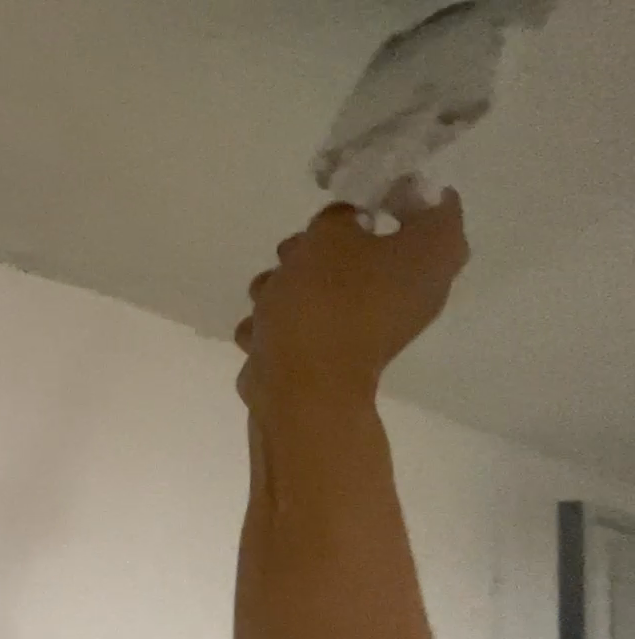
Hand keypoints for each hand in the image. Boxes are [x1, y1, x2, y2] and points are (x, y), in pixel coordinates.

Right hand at [235, 183, 469, 410]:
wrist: (300, 386)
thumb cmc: (324, 304)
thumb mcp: (327, 238)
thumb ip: (338, 216)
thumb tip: (347, 221)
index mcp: (435, 248)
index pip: (430, 197)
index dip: (386, 190)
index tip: (343, 201)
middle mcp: (419, 283)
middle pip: (368, 243)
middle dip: (320, 246)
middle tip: (291, 252)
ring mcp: (377, 320)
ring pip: (329, 282)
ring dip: (289, 284)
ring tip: (265, 296)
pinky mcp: (339, 348)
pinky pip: (310, 320)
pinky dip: (284, 322)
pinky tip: (264, 331)